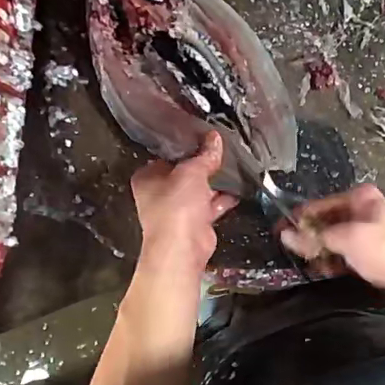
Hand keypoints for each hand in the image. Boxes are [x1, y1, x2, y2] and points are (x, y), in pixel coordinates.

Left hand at [131, 132, 237, 276]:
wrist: (182, 246)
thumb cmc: (176, 205)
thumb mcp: (192, 172)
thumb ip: (205, 155)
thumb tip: (215, 138)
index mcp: (147, 177)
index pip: (166, 155)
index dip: (184, 146)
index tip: (202, 137)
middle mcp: (159, 193)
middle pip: (184, 173)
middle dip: (202, 165)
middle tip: (220, 151)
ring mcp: (177, 210)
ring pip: (198, 190)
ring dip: (214, 183)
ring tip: (232, 168)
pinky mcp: (195, 223)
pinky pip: (210, 206)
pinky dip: (222, 199)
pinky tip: (236, 190)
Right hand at [279, 184, 384, 293]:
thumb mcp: (348, 241)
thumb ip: (315, 237)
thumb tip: (285, 234)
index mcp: (359, 197)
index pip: (319, 205)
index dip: (298, 219)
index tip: (279, 233)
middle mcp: (362, 209)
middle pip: (324, 221)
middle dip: (309, 238)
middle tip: (294, 254)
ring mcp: (366, 229)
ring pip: (333, 238)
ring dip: (320, 251)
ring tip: (310, 265)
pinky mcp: (369, 249)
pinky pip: (343, 251)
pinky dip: (333, 259)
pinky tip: (324, 270)